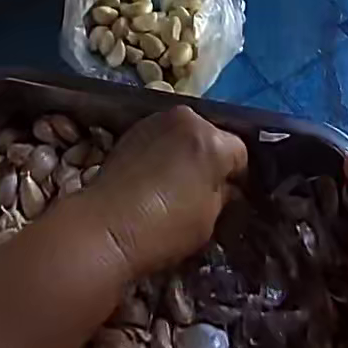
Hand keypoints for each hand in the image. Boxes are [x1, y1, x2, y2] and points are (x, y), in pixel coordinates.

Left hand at [77, 106, 246, 276]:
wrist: (107, 226)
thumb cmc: (165, 228)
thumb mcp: (208, 219)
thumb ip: (222, 195)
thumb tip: (226, 187)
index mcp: (213, 141)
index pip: (240, 152)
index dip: (237, 175)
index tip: (230, 195)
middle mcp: (189, 119)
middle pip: (212, 136)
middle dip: (211, 158)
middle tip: (202, 187)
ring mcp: (160, 119)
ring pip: (186, 132)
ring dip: (186, 150)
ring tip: (175, 181)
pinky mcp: (136, 127)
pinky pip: (163, 135)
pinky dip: (164, 149)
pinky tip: (154, 175)